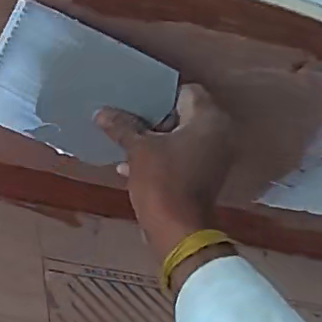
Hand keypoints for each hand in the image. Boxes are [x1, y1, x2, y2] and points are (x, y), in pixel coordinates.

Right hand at [95, 83, 235, 265]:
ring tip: (126, 143)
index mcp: (209, 119)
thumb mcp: (138, 150)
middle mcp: (220, 134)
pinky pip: (182, 158)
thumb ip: (122, 127)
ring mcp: (215, 157)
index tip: (135, 103)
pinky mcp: (205, 176)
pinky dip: (162, 158)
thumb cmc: (162, 181)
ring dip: (155, 140)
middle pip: (184, 115)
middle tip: (127, 121)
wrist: (177, 229)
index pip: (186, 92)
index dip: (159, 96)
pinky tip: (131, 166)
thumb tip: (102, 112)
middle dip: (154, 119)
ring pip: (181, 138)